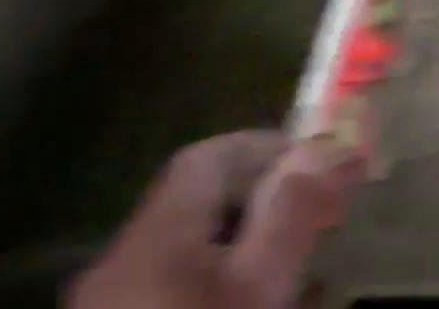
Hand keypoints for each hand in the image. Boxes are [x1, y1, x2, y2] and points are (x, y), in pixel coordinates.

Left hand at [68, 131, 363, 308]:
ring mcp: (112, 298)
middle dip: (268, 195)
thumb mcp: (263, 280)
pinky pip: (178, 277)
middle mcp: (122, 258)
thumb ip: (292, 208)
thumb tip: (325, 145)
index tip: (322, 166)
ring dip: (252, 235)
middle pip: (202, 199)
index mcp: (154, 235)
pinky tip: (258, 296)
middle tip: (322, 214)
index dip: (269, 147)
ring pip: (195, 240)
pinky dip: (225, 271)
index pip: (209, 156)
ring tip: (299, 259)